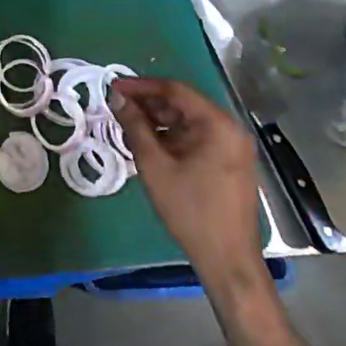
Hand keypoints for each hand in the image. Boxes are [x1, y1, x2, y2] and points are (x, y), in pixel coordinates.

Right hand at [111, 77, 265, 288]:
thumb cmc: (190, 210)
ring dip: (159, 121)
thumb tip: (117, 97)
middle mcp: (230, 128)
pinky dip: (173, 137)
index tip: (113, 88)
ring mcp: (232, 145)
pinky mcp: (229, 161)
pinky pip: (197, 137)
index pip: (176, 90)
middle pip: (183, 104)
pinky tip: (150, 144)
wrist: (227, 258)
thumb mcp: (155, 166)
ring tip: (128, 127)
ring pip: (189, 121)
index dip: (142, 86)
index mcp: (218, 124)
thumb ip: (135, 127)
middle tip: (117, 108)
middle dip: (149, 104)